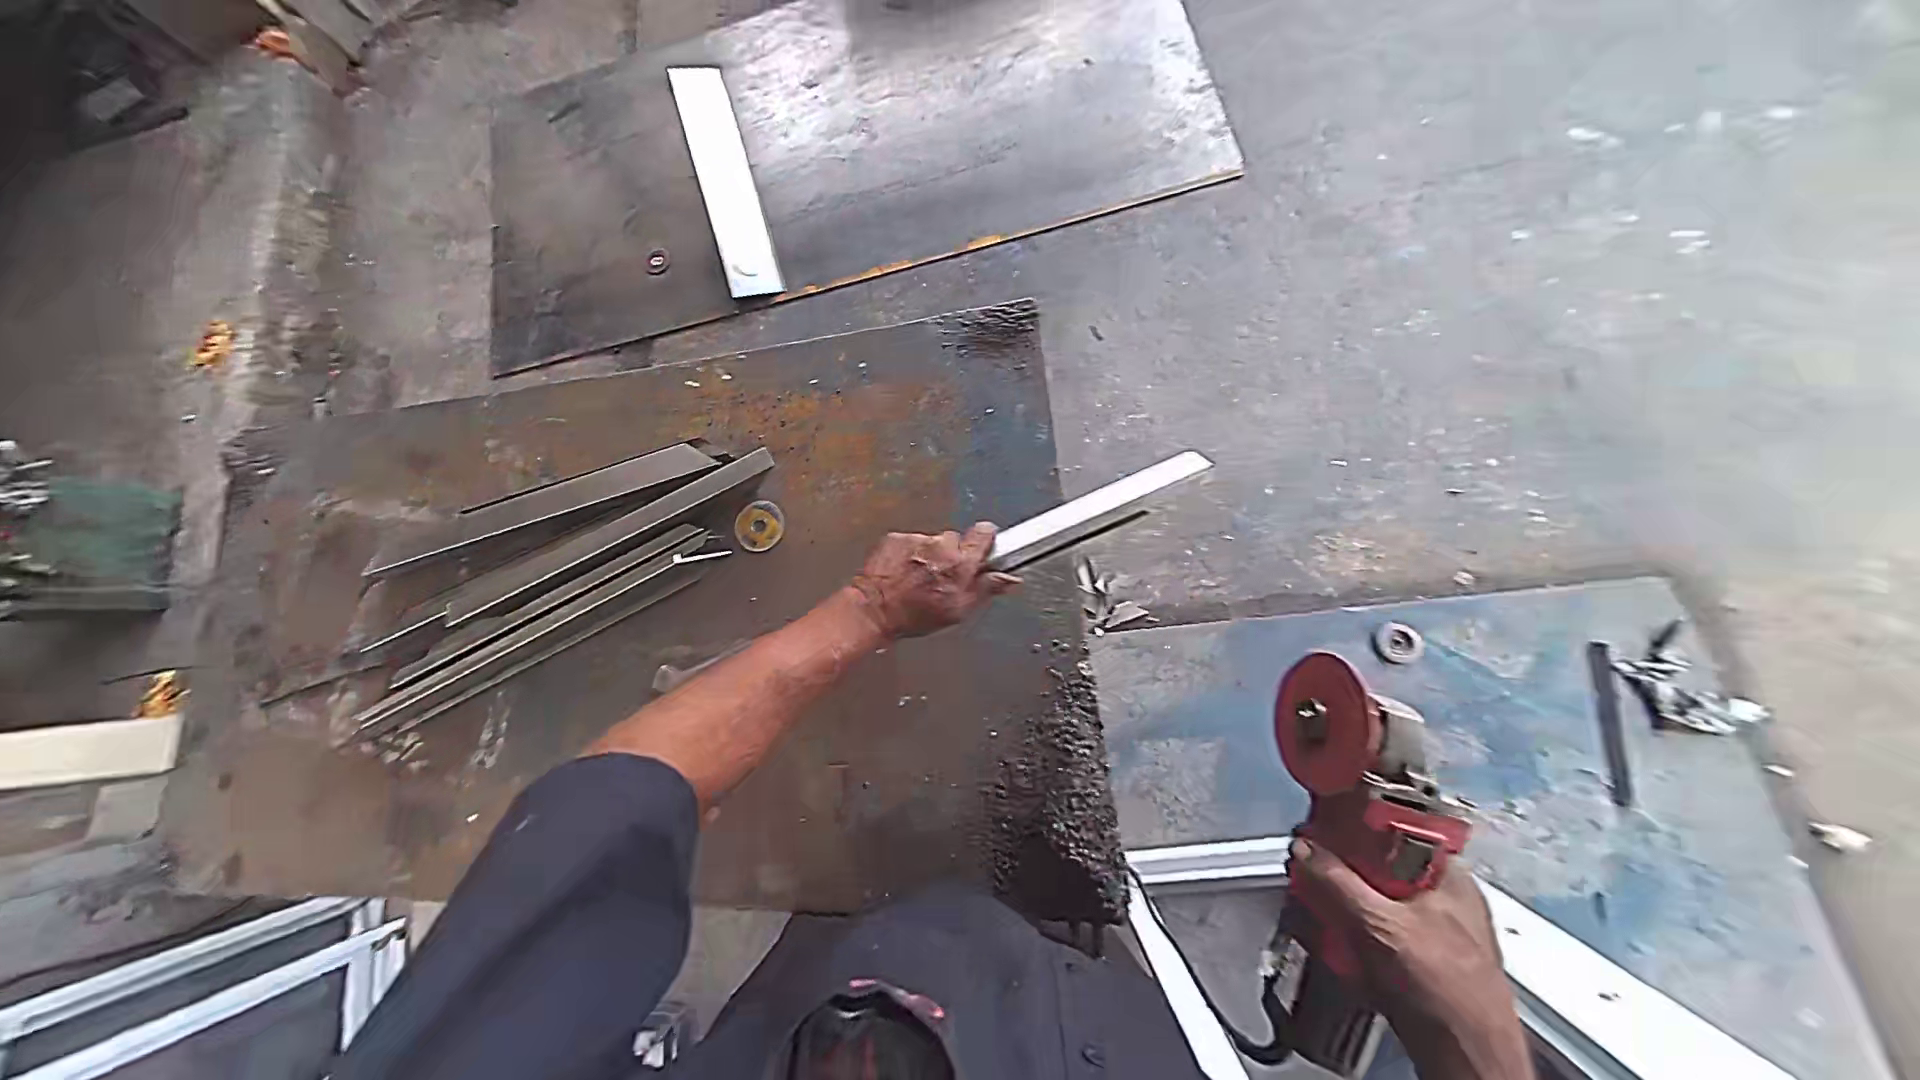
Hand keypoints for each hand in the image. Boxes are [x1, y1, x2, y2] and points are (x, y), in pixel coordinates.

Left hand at [846, 523, 1020, 638]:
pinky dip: (909, 554)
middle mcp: (940, 546)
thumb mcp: (958, 610)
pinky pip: (911, 542)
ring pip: (933, 542)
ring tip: (919, 578)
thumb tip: (1010, 579)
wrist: (875, 610)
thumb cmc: (914, 614)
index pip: (984, 533)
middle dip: (953, 554)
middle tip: (944, 576)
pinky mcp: (897, 537)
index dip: (985, 540)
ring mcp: (917, 540)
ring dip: (930, 555)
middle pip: (957, 539)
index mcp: (960, 563)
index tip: (983, 547)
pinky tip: (904, 572)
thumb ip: (987, 589)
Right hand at [1288, 837, 1534, 1079]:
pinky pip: (1378, 918)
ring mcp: (1434, 925)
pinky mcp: (1420, 952)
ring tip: (1316, 890)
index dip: (1362, 818)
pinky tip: (1335, 926)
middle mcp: (1445, 895)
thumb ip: (1337, 881)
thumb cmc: (1444, 992)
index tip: (1326, 817)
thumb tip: (1304, 847)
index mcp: (1451, 877)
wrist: (1467, 1063)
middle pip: (1383, 859)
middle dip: (1344, 859)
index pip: (1402, 826)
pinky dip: (1353, 917)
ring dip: (1344, 889)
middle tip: (1314, 858)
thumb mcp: (1380, 925)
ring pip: (1378, 889)